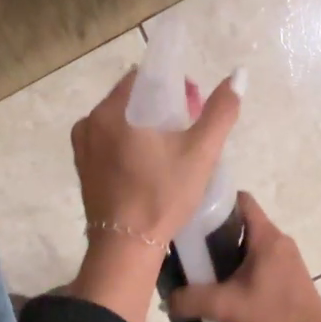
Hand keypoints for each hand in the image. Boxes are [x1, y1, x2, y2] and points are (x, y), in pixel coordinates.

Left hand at [71, 69, 242, 244]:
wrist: (126, 247)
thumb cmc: (162, 195)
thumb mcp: (199, 152)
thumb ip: (220, 111)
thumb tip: (238, 74)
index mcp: (111, 110)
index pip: (142, 78)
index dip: (171, 85)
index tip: (191, 106)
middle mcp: (89, 123)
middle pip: (130, 100)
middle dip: (159, 107)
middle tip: (186, 129)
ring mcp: (82, 148)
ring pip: (118, 122)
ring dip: (144, 127)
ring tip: (170, 149)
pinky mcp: (83, 169)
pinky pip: (108, 144)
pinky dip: (128, 145)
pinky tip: (149, 164)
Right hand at [167, 193, 320, 321]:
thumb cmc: (271, 315)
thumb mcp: (223, 306)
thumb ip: (189, 299)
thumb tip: (167, 299)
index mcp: (266, 237)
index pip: (240, 200)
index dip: (216, 202)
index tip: (192, 216)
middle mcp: (279, 241)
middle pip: (242, 223)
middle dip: (215, 232)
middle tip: (190, 248)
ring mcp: (287, 259)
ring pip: (250, 244)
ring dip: (227, 253)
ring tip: (203, 271)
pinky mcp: (289, 277)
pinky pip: (259, 261)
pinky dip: (240, 267)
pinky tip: (226, 289)